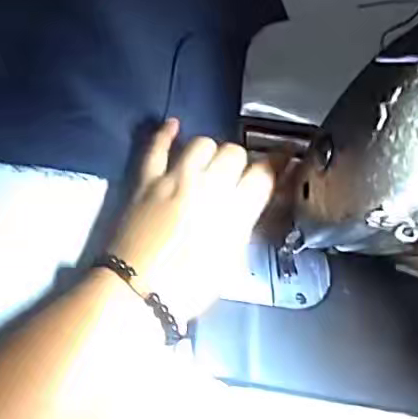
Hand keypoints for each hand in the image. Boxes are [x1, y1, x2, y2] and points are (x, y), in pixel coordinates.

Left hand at [105, 118, 274, 324]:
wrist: (137, 293)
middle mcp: (208, 188)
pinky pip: (157, 147)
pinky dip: (166, 134)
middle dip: (239, 162)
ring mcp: (175, 180)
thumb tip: (246, 206)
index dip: (276, 165)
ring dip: (210, 151)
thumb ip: (241, 226)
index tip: (280, 162)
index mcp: (235, 213)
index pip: (264, 175)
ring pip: (202, 143)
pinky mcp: (146, 180)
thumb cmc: (188, 289)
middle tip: (235, 174)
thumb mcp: (229, 261)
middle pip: (234, 153)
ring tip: (208, 163)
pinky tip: (174, 125)